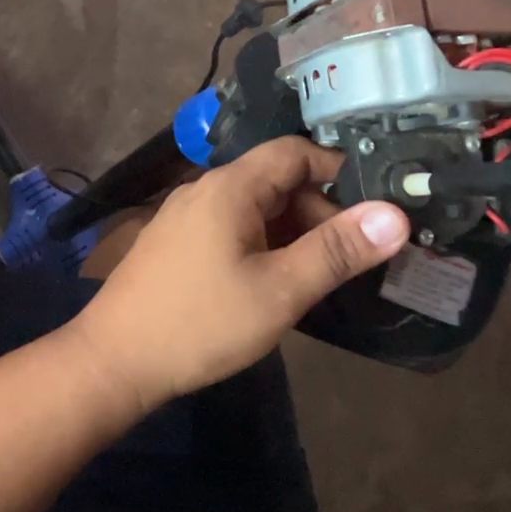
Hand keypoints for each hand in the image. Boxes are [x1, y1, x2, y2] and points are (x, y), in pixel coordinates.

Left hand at [67, 136, 408, 408]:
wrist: (115, 359)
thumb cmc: (201, 322)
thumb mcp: (279, 290)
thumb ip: (337, 251)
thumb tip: (395, 215)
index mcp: (229, 186)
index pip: (294, 152)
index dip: (338, 171)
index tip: (377, 207)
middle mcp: (204, 190)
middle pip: (275, 181)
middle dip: (320, 211)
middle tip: (358, 256)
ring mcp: (185, 216)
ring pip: (254, 208)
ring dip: (293, 233)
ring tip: (328, 274)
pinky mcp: (176, 243)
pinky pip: (232, 228)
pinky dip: (264, 245)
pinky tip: (279, 282)